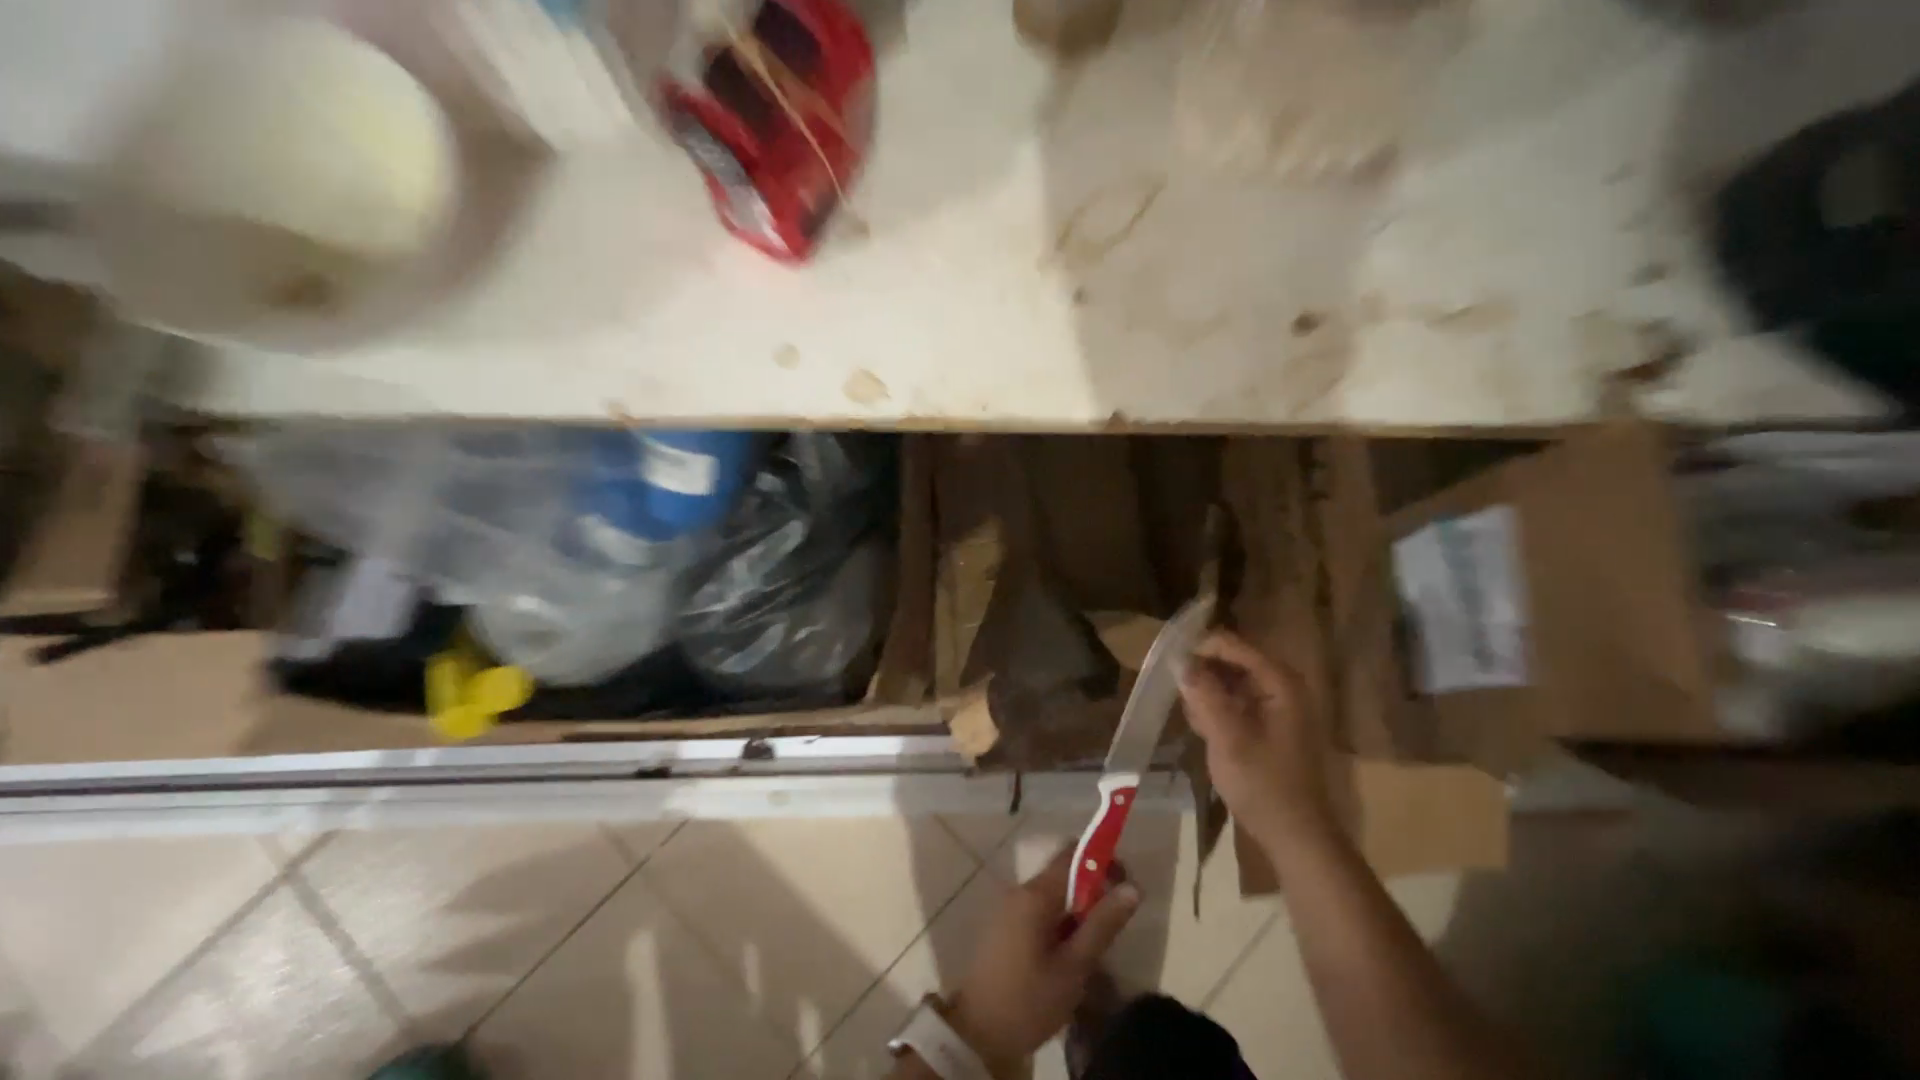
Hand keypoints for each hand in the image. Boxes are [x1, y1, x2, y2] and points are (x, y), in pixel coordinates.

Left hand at [944, 849, 1139, 1074]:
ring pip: (1053, 895)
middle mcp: (1019, 892)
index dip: (1103, 861)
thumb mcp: (1074, 967)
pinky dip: (1060, 922)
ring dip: (1078, 910)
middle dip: (1093, 890)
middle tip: (1115, 924)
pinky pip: (1039, 911)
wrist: (977, 1033)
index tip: (1125, 886)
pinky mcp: (1005, 928)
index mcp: (1034, 895)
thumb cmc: (1029, 1000)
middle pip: (1063, 873)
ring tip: (1095, 945)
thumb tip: (1133, 887)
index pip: (1073, 854)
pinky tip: (1071, 954)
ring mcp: (1008, 909)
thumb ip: (1103, 924)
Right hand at [1179, 630, 1342, 854]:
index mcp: (1280, 681)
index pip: (1232, 644)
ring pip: (1230, 682)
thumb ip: (1204, 695)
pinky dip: (1217, 709)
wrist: (1294, 834)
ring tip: (1193, 717)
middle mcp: (1282, 685)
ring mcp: (1277, 706)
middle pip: (1231, 660)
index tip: (1165, 662)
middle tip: (1177, 694)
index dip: (1198, 648)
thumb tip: (1180, 661)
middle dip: (1202, 673)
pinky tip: (1203, 729)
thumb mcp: (1227, 738)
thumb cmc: (1263, 785)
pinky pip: (1236, 702)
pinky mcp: (1268, 725)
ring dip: (1207, 693)